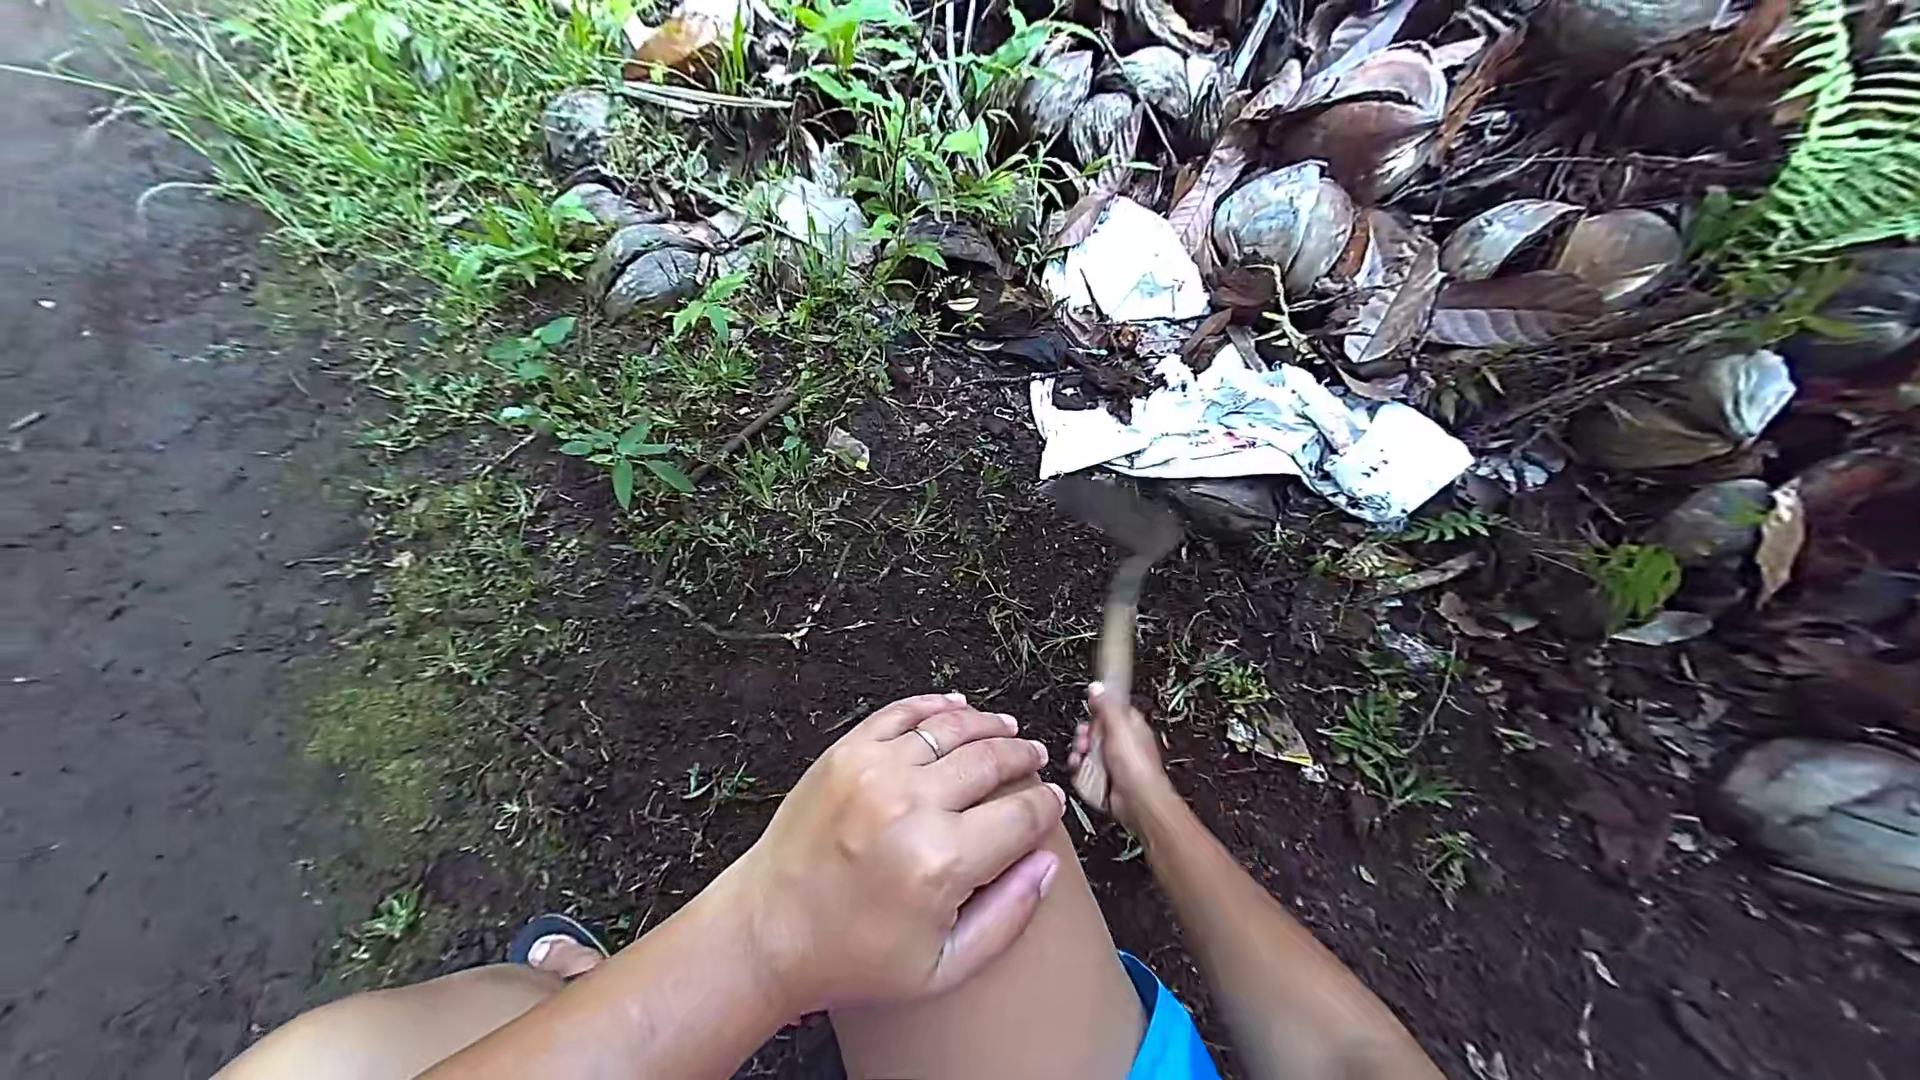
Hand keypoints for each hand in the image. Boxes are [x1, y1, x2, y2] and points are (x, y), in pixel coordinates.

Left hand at [726, 693, 1065, 1015]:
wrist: (768, 928)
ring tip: (1007, 728)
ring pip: (952, 728)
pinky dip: (936, 705)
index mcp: (940, 862)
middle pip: (991, 761)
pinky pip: (902, 713)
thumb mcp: (941, 967)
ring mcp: (875, 770)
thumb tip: (1047, 864)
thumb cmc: (854, 955)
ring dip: (989, 725)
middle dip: (1023, 757)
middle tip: (1035, 758)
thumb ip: (1007, 916)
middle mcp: (910, 805)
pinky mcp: (847, 752)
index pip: (1020, 816)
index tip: (1052, 800)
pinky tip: (958, 706)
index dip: (1046, 805)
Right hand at [1069, 682, 1172, 833]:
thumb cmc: (1137, 766)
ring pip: (1086, 750)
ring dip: (1080, 753)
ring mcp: (1111, 761)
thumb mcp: (1119, 725)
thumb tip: (1097, 686)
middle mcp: (1121, 742)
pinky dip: (1080, 769)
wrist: (1137, 800)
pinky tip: (1081, 769)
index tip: (1091, 715)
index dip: (1096, 712)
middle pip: (1092, 730)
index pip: (1108, 710)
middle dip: (1084, 735)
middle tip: (1086, 740)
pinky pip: (1083, 768)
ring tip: (1083, 756)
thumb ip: (1106, 705)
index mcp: (1130, 725)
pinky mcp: (1102, 777)